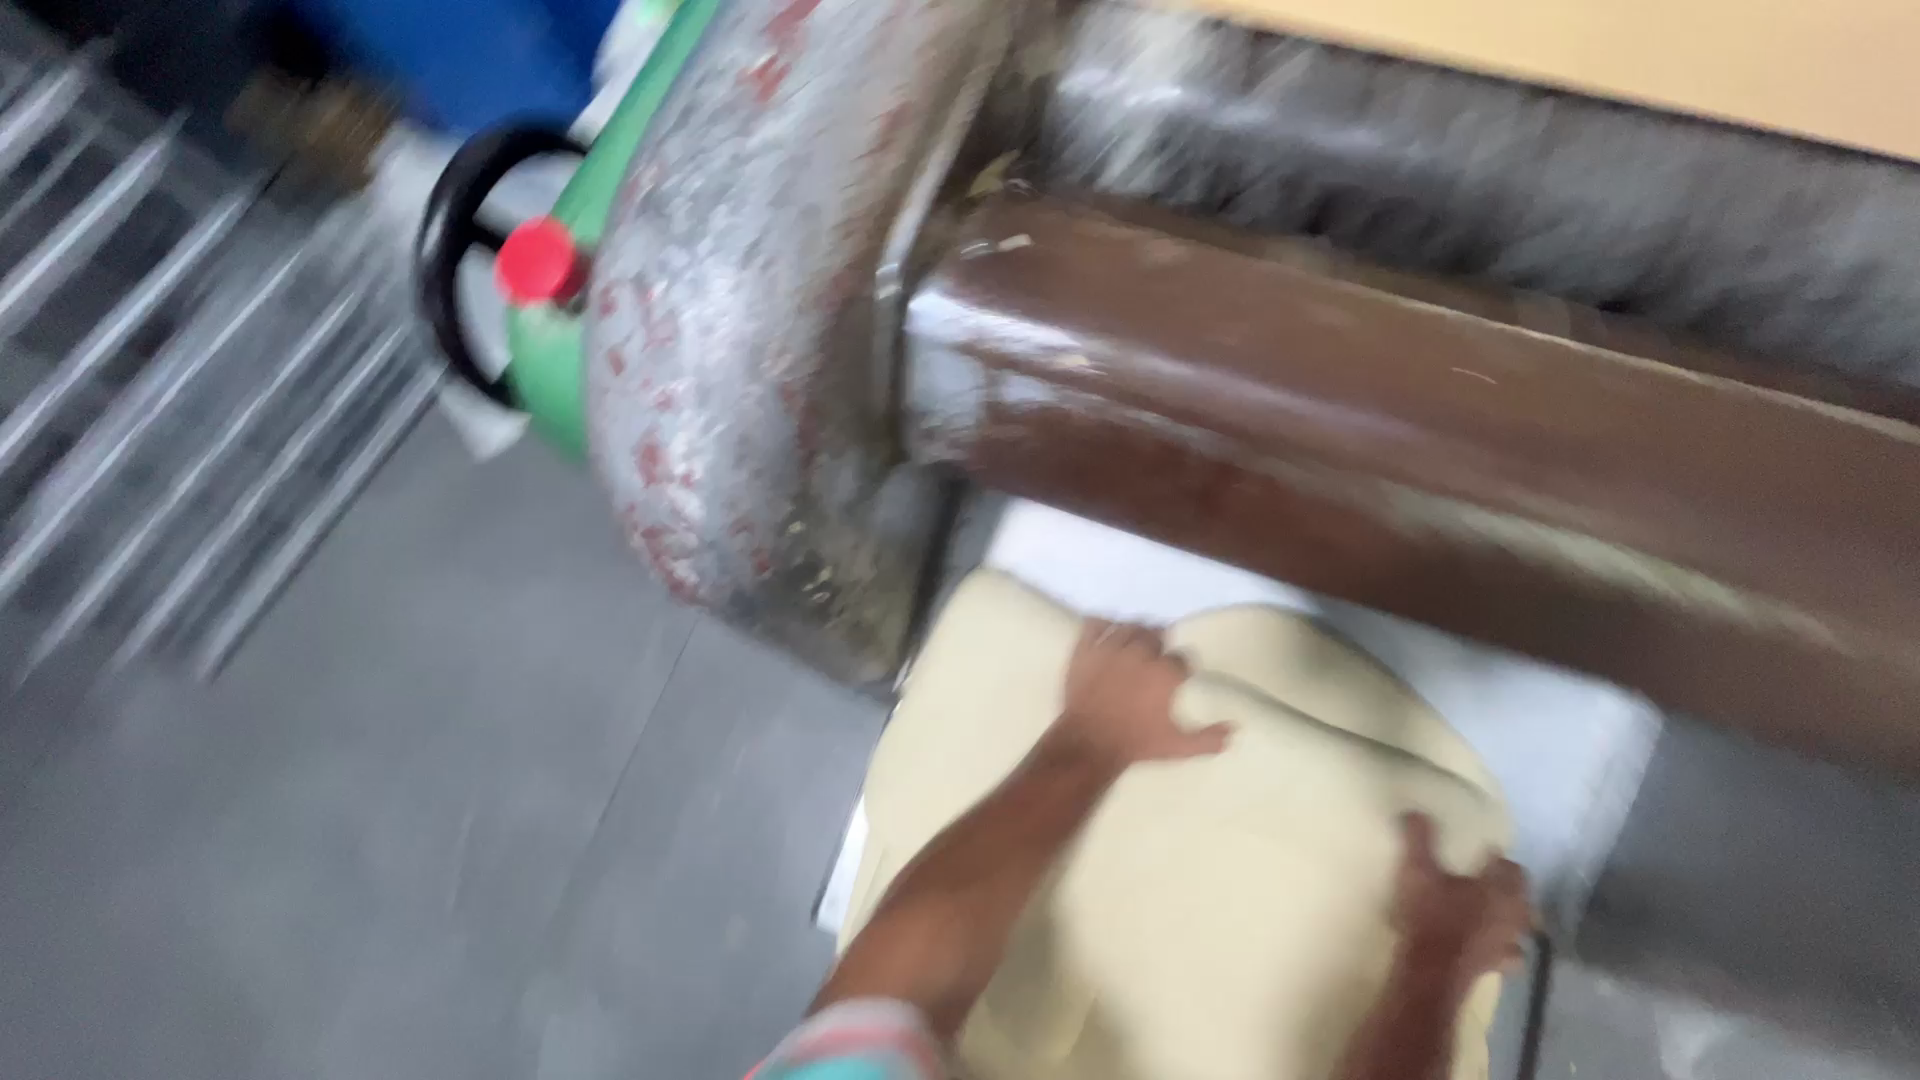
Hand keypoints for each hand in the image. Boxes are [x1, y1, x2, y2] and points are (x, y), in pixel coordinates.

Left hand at [1052, 619, 1230, 769]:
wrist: (1089, 743)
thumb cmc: (1136, 744)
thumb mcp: (1177, 747)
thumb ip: (1208, 739)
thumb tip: (1233, 729)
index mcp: (1165, 672)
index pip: (1182, 657)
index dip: (1180, 666)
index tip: (1176, 676)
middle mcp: (1140, 653)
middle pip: (1156, 635)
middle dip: (1159, 645)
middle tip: (1155, 660)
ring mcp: (1110, 648)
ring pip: (1129, 626)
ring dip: (1136, 632)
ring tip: (1136, 643)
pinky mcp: (1085, 648)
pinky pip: (1095, 623)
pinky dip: (1103, 623)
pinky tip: (1108, 632)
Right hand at [1392, 812, 1531, 981]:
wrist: (1431, 968)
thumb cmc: (1430, 914)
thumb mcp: (1417, 870)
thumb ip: (1418, 839)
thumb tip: (1416, 810)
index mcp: (1501, 891)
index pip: (1512, 869)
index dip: (1497, 859)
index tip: (1480, 853)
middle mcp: (1514, 917)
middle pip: (1523, 898)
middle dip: (1508, 889)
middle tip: (1485, 881)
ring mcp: (1509, 944)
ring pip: (1521, 928)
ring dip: (1510, 919)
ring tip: (1491, 913)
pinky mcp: (1498, 966)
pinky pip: (1509, 954)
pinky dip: (1502, 947)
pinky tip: (1488, 944)